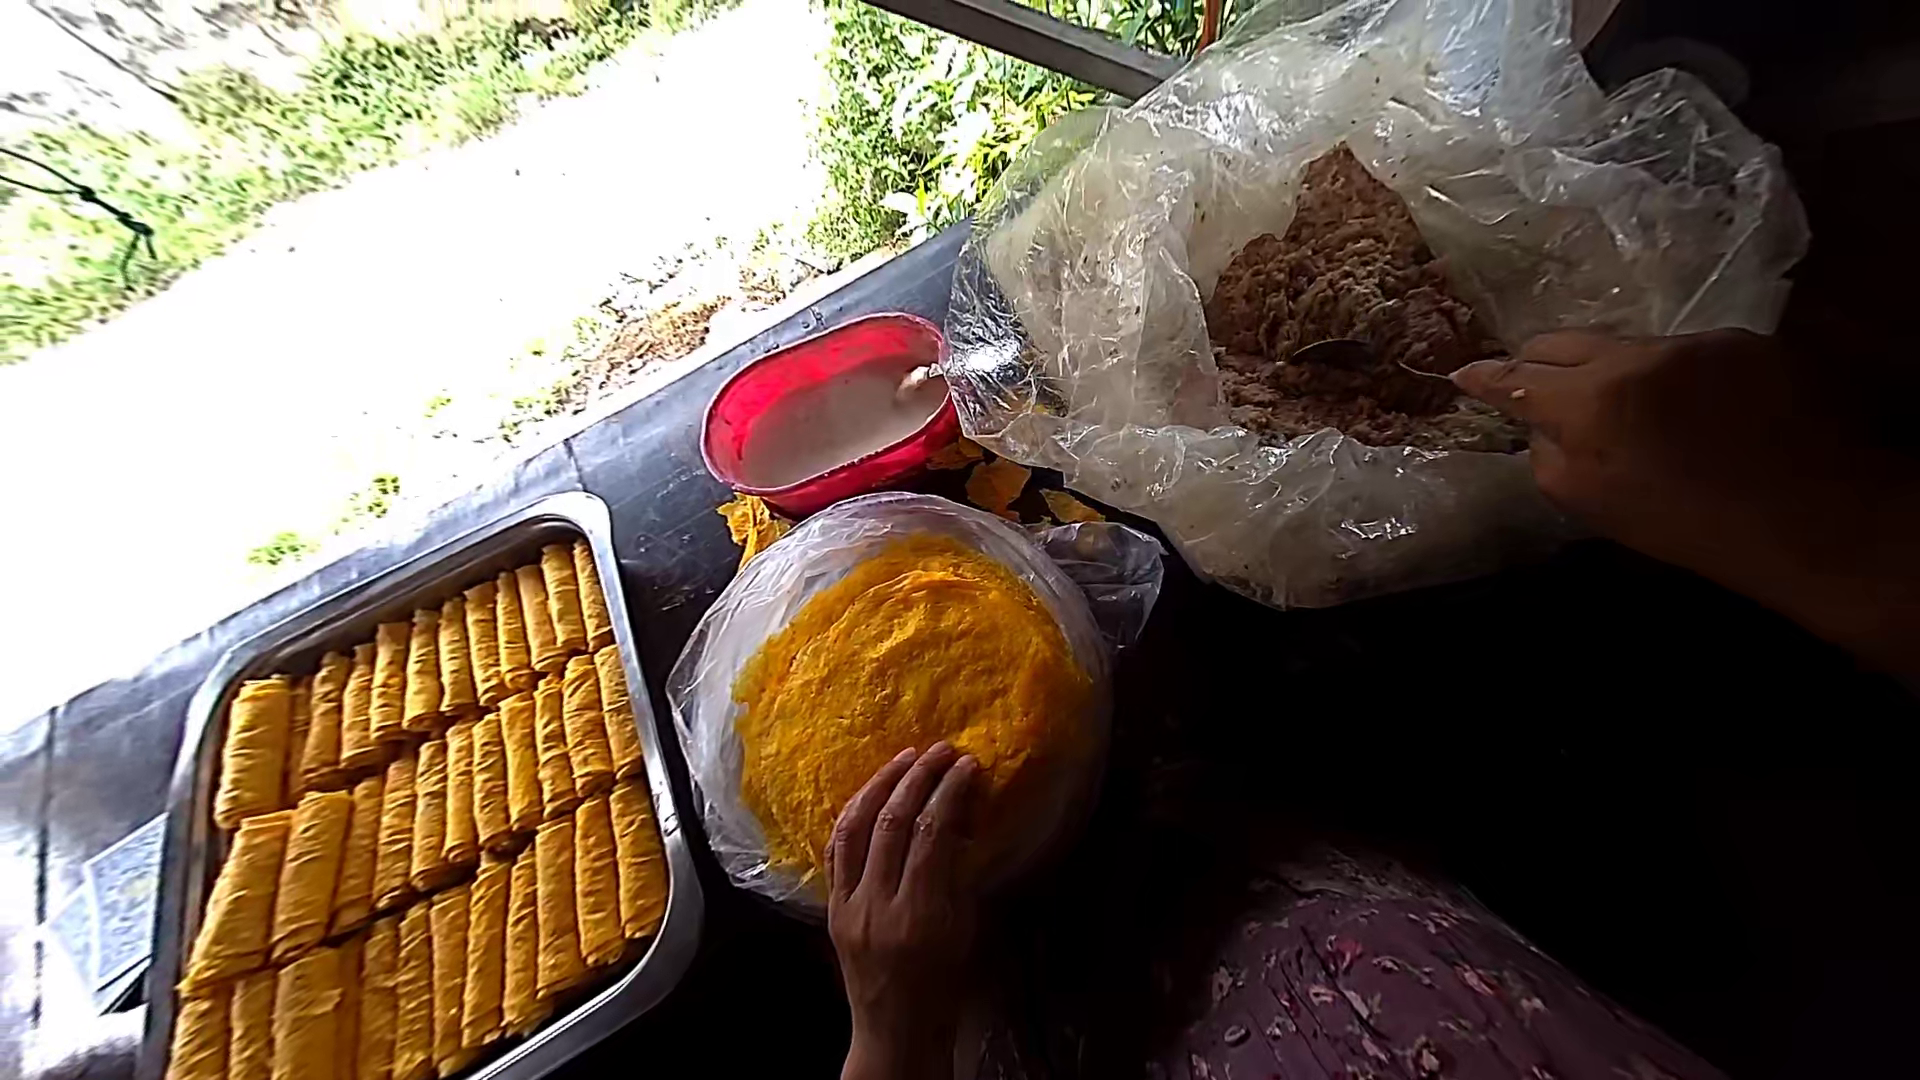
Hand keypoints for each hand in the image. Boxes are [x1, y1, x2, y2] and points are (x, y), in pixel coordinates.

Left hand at [828, 743, 981, 1079]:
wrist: (895, 1034)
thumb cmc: (944, 982)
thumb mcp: (964, 926)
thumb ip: (959, 867)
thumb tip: (960, 810)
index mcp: (919, 915)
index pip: (932, 833)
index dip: (950, 791)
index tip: (966, 764)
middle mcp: (877, 904)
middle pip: (894, 821)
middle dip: (919, 777)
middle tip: (940, 750)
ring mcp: (847, 903)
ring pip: (858, 825)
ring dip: (883, 782)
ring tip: (906, 756)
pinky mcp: (831, 904)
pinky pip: (837, 845)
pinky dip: (855, 810)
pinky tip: (873, 788)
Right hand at [1454, 329, 1918, 672]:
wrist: (1814, 517)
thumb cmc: (1673, 517)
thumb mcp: (1575, 493)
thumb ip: (1543, 445)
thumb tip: (1539, 419)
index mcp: (1592, 398)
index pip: (1514, 377)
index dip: (1481, 377)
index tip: (1460, 374)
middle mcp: (1641, 356)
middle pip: (1560, 341)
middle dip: (1532, 363)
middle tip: (1523, 388)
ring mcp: (1699, 344)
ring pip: (1616, 346)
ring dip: (1597, 371)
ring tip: (1608, 406)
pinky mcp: (1747, 344)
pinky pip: (1669, 352)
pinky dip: (1650, 374)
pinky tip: (1666, 406)